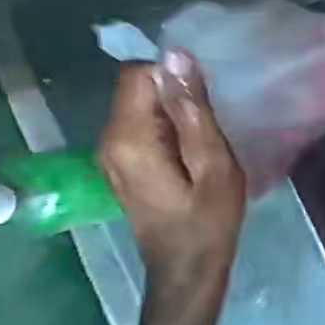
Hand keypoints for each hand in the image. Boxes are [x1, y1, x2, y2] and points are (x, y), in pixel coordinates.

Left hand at [98, 49, 246, 324]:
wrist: (187, 268)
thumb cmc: (208, 219)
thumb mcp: (214, 164)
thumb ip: (194, 110)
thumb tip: (176, 56)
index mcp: (129, 138)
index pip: (139, 74)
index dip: (176, 76)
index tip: (210, 97)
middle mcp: (109, 140)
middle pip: (138, 89)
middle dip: (177, 93)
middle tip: (216, 120)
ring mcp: (111, 154)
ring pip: (142, 107)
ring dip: (176, 111)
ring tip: (209, 136)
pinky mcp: (121, 164)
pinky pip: (143, 126)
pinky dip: (169, 127)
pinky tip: (194, 150)